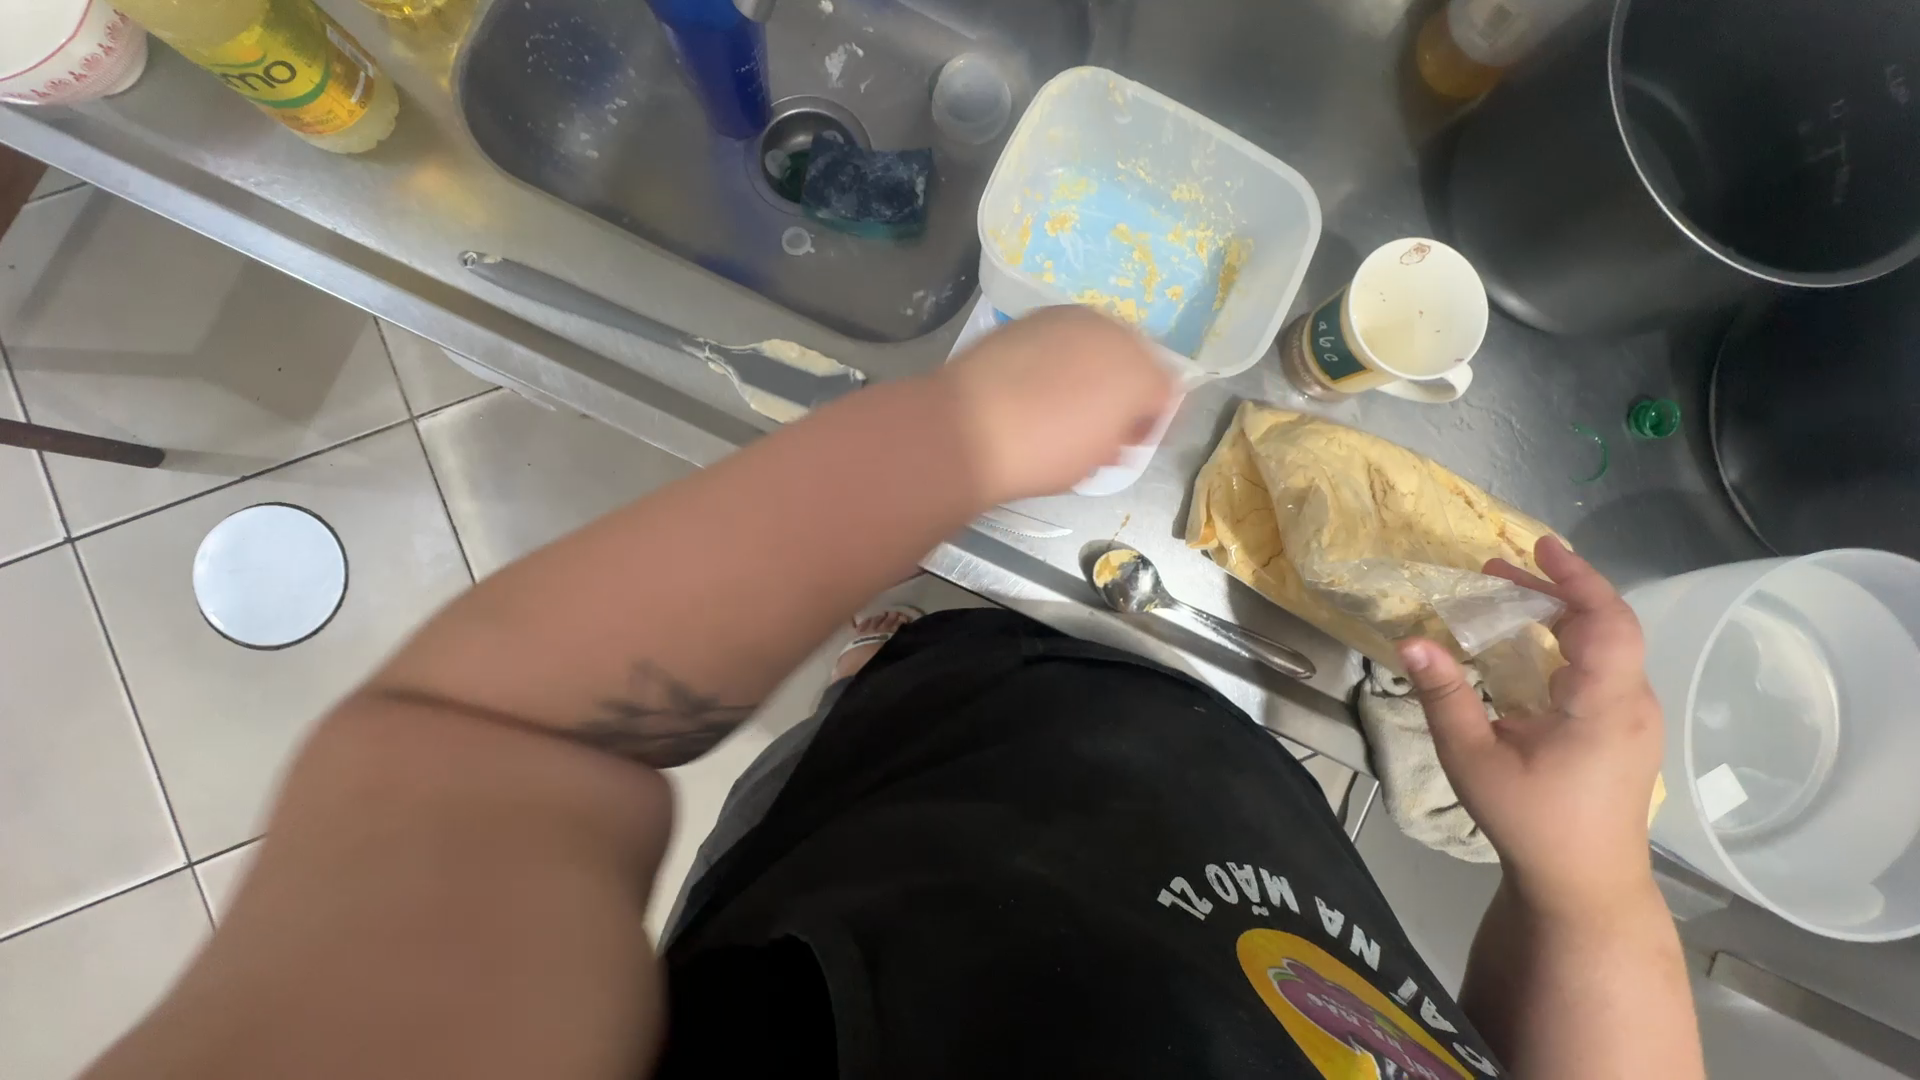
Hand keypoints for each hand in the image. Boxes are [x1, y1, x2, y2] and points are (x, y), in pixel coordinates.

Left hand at [938, 306, 1175, 501]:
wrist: (969, 428)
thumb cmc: (1042, 454)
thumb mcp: (1093, 459)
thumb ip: (1119, 436)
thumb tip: (1118, 428)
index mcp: (1141, 373)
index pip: (1164, 393)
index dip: (1147, 420)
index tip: (1126, 441)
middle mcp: (1113, 333)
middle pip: (1134, 359)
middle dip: (1121, 389)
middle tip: (1097, 423)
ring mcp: (1070, 319)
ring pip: (1096, 343)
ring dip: (1090, 368)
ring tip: (1064, 403)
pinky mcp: (1032, 318)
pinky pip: (1059, 337)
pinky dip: (1057, 357)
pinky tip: (1036, 385)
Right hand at [1398, 538, 1663, 916]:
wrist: (1583, 881)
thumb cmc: (1529, 819)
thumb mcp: (1471, 757)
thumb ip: (1443, 695)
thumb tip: (1409, 639)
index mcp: (1602, 707)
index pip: (1607, 624)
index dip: (1578, 579)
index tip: (1541, 545)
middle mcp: (1630, 705)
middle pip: (1607, 626)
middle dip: (1555, 587)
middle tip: (1497, 567)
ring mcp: (1632, 718)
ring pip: (1606, 645)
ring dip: (1558, 612)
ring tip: (1505, 593)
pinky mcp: (1622, 729)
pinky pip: (1601, 666)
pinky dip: (1565, 639)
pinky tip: (1527, 642)